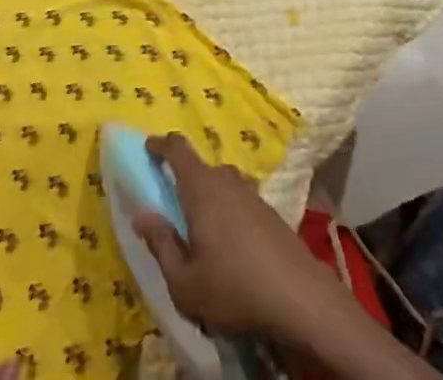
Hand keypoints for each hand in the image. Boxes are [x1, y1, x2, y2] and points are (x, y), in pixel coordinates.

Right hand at [131, 133, 343, 337]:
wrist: (299, 297)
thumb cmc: (232, 288)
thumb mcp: (183, 281)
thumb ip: (161, 244)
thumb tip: (142, 215)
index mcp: (203, 189)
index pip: (179, 151)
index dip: (161, 145)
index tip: (148, 147)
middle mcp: (229, 182)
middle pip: (202, 168)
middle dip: (183, 177)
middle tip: (169, 201)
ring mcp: (253, 195)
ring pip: (223, 183)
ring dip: (207, 195)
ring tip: (197, 227)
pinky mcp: (270, 213)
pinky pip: (239, 200)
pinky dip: (226, 210)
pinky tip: (226, 243)